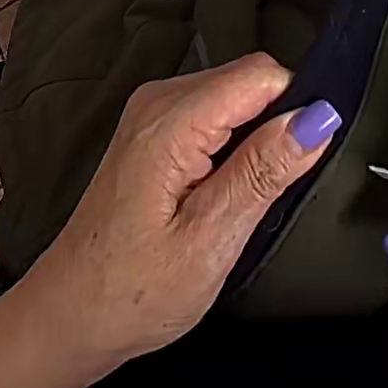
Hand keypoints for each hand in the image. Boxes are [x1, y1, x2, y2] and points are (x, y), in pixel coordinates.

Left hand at [20, 52, 340, 363]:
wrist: (69, 313)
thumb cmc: (133, 292)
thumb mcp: (211, 239)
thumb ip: (264, 171)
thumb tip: (317, 118)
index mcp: (170, 122)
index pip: (262, 75)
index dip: (295, 108)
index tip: (300, 158)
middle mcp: (159, 99)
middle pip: (250, 78)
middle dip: (277, 122)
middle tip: (267, 187)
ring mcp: (153, 109)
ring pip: (238, 92)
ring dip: (258, 133)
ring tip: (242, 192)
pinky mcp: (154, 124)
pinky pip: (217, 108)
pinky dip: (236, 138)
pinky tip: (222, 184)